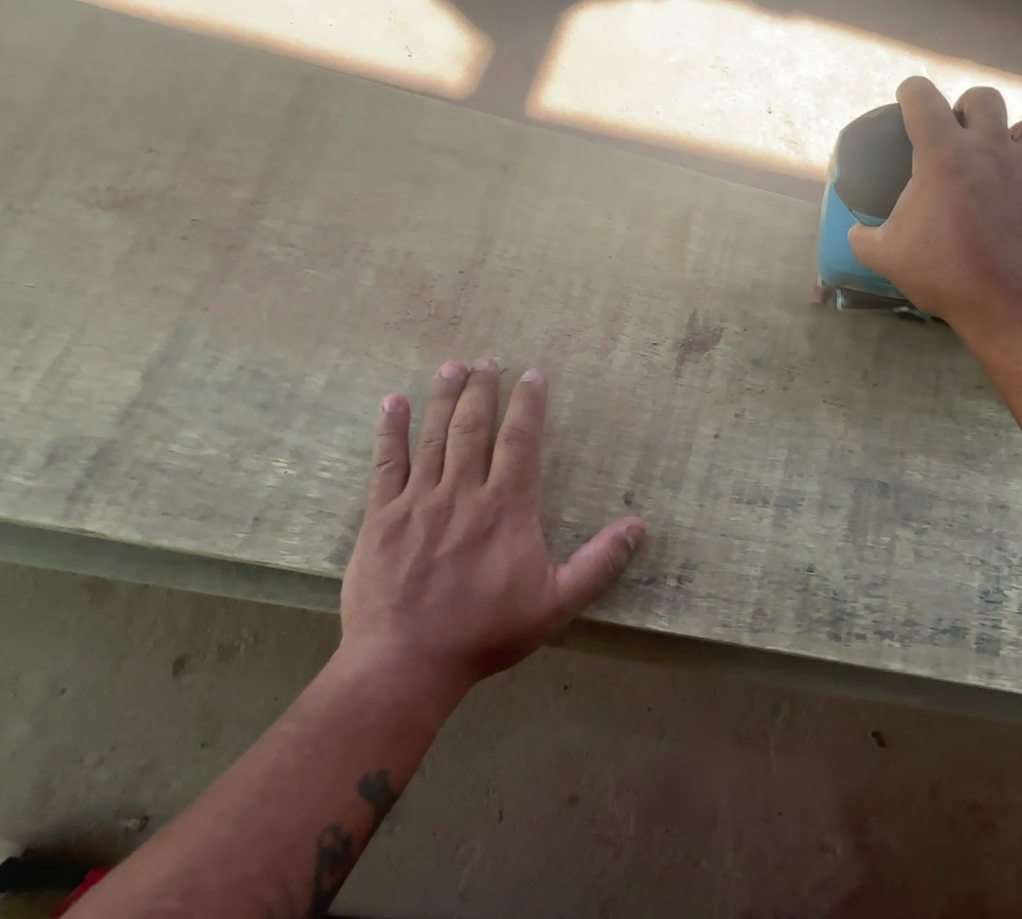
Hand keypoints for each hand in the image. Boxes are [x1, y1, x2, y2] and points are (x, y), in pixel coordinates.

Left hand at [338, 359, 646, 694]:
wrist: (405, 661)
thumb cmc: (488, 631)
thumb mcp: (558, 601)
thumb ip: (600, 561)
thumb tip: (640, 526)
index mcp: (507, 508)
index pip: (521, 441)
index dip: (529, 404)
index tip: (533, 375)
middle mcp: (463, 493)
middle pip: (474, 427)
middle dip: (483, 390)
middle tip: (488, 360)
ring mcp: (418, 502)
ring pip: (434, 437)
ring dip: (445, 398)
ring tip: (453, 366)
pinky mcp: (381, 518)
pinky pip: (387, 463)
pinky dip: (391, 429)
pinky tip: (394, 402)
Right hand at [847, 77, 1021, 334]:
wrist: (1007, 305)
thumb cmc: (943, 275)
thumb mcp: (886, 257)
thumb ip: (863, 237)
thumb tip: (855, 231)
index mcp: (943, 154)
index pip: (922, 97)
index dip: (911, 93)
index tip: (907, 103)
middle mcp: (990, 148)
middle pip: (985, 97)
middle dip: (969, 108)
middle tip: (960, 134)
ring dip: (1017, 136)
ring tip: (1005, 159)